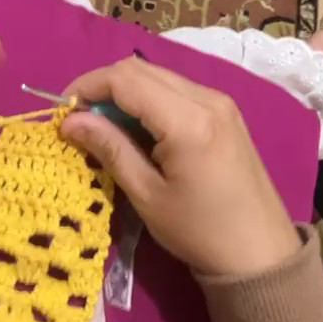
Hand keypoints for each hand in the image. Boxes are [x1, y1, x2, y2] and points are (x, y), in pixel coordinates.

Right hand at [60, 59, 298, 276]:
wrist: (259, 252)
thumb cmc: (198, 230)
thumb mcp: (146, 194)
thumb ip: (109, 149)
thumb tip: (70, 121)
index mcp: (187, 120)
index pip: (125, 79)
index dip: (86, 86)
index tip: (62, 111)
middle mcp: (206, 98)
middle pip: (140, 69)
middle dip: (101, 87)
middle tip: (77, 119)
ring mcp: (219, 102)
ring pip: (157, 76)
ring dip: (123, 93)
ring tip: (102, 126)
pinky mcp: (224, 112)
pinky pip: (175, 90)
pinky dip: (146, 100)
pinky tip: (134, 130)